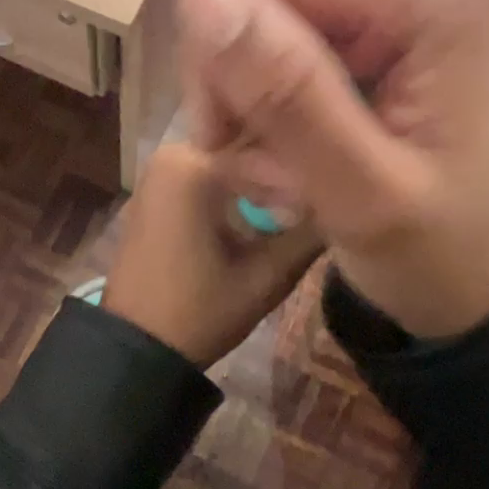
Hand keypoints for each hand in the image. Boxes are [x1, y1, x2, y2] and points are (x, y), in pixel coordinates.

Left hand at [102, 144, 322, 365]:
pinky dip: (237, 195)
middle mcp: (172, 153)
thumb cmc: (199, 313)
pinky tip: (260, 221)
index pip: (271, 140)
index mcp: (195, 163)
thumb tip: (350, 200)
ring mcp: (160, 173)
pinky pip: (210, 180)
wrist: (137, 348)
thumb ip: (311, 231)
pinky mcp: (158, 194)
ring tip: (297, 214)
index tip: (336, 191)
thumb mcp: (267, 277)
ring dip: (264, 186)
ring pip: (233, 164)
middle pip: (251, 149)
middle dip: (285, 175)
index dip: (308, 164)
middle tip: (321, 204)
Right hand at [177, 0, 488, 339]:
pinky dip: (268, 125)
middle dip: (236, 87)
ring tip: (285, 187)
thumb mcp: (361, 190)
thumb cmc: (439, 257)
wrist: (481, 298)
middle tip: (255, 171)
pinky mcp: (373, 54)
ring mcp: (390, 19)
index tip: (221, 140)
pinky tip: (294, 176)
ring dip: (251, 116)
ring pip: (260, 36)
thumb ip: (288, 95)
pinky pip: (281, 66)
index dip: (221, 48)